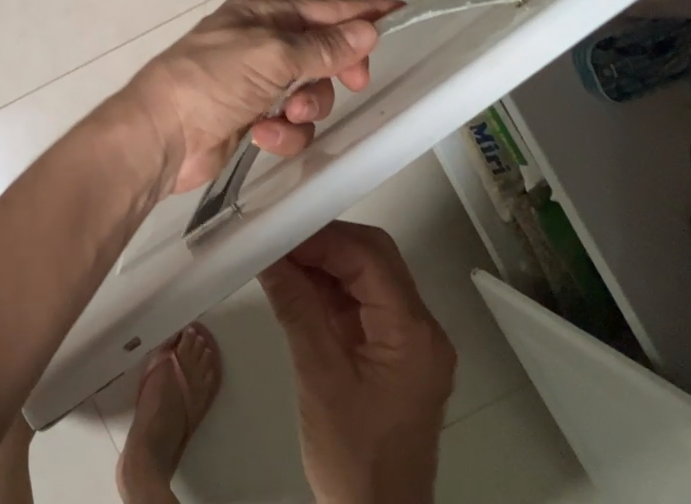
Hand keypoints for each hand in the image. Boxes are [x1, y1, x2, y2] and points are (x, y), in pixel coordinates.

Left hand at [122, 0, 400, 194]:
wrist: (161, 136)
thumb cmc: (210, 81)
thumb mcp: (271, 55)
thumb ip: (322, 47)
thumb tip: (365, 31)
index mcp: (259, 15)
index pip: (322, 10)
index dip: (359, 14)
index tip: (397, 13)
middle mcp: (258, 44)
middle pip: (321, 54)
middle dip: (332, 72)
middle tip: (352, 83)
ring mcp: (253, 84)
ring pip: (309, 94)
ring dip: (304, 108)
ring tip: (283, 115)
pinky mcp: (249, 120)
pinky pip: (289, 124)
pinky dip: (282, 132)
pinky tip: (263, 135)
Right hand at [259, 221, 455, 503]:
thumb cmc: (354, 460)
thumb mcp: (319, 379)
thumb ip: (296, 309)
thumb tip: (270, 258)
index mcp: (413, 336)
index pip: (370, 260)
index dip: (322, 238)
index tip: (278, 231)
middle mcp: (420, 330)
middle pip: (374, 260)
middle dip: (324, 242)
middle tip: (276, 239)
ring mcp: (406, 341)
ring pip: (365, 277)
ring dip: (322, 263)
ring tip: (277, 257)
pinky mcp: (389, 352)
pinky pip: (358, 303)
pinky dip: (326, 289)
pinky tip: (293, 284)